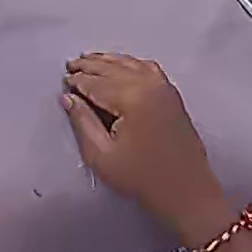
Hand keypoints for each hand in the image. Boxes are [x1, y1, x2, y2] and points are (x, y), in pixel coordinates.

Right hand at [61, 54, 231, 247]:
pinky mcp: (171, 93)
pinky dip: (129, 63)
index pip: (97, 82)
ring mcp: (163, 86)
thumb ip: (83, 122)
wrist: (187, 191)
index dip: (78, 80)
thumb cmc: (143, 179)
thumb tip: (68, 98)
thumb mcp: (102, 155)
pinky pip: (146, 67)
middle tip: (71, 65)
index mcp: (132, 98)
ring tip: (89, 59)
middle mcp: (149, 84)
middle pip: (112, 68)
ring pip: (129, 63)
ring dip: (107, 61)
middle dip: (90, 65)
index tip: (64, 80)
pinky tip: (120, 65)